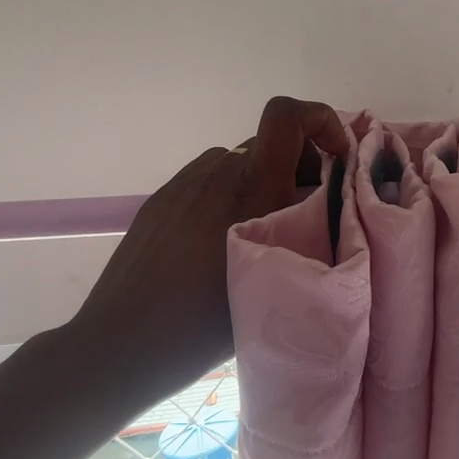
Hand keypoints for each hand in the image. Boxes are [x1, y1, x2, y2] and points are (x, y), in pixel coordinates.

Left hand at [64, 96, 347, 401]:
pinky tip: (219, 251)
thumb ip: (315, 234)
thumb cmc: (206, 318)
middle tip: (308, 218)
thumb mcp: (281, 277)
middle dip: (302, 169)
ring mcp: (185, 182)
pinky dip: (231, 202)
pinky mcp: (162, 201)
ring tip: (262, 240)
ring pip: (243, 167)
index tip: (337, 161)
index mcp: (252, 183)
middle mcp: (218, 169)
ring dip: (265, 188)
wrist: (121, 343)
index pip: (288, 114)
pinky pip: (212, 185)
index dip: (320, 121)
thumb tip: (337, 210)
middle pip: (273, 145)